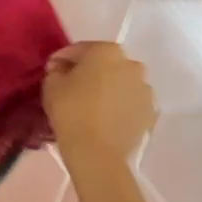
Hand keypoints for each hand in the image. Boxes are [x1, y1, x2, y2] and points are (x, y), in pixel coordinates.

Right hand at [42, 42, 155, 161]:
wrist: (97, 151)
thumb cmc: (71, 111)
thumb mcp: (51, 85)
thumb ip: (56, 70)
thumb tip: (62, 68)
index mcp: (107, 51)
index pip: (79, 49)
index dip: (62, 59)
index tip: (51, 71)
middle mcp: (132, 64)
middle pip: (104, 64)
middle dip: (89, 72)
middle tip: (71, 87)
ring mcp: (145, 89)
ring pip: (120, 83)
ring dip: (107, 88)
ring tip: (90, 105)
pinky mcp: (150, 112)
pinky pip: (129, 103)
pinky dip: (118, 106)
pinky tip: (104, 118)